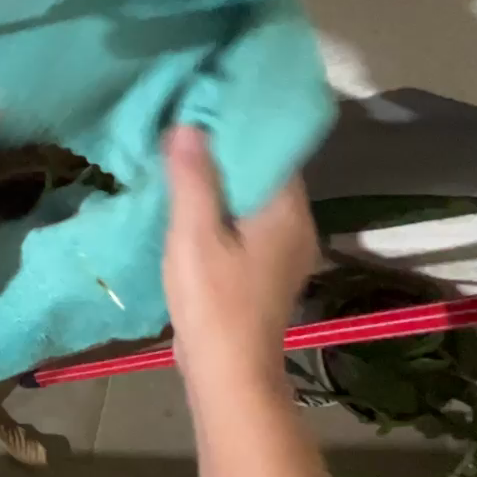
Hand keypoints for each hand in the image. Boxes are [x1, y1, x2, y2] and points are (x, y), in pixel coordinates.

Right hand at [161, 126, 318, 397]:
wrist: (228, 368)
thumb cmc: (212, 299)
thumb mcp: (194, 235)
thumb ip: (192, 180)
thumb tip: (189, 125)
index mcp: (286, 212)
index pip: (272, 152)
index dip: (240, 128)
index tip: (203, 108)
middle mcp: (297, 226)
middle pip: (264, 175)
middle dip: (227, 152)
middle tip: (183, 129)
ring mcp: (284, 251)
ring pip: (254, 200)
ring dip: (222, 181)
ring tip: (180, 162)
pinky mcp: (265, 269)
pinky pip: (247, 222)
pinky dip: (223, 207)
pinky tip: (191, 207)